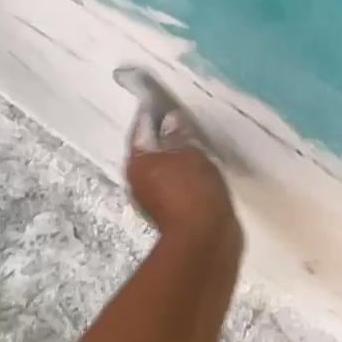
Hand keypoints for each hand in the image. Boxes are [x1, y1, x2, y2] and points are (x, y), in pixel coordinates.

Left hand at [124, 111, 237, 241]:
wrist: (205, 241)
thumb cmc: (192, 191)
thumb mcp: (190, 153)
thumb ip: (179, 136)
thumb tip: (171, 121)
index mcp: (136, 163)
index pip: (140, 130)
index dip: (152, 113)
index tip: (164, 100)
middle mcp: (138, 182)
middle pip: (150, 153)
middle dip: (164, 138)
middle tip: (183, 121)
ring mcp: (155, 202)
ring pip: (165, 171)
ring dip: (176, 159)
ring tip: (196, 144)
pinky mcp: (173, 215)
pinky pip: (178, 186)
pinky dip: (186, 177)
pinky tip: (202, 170)